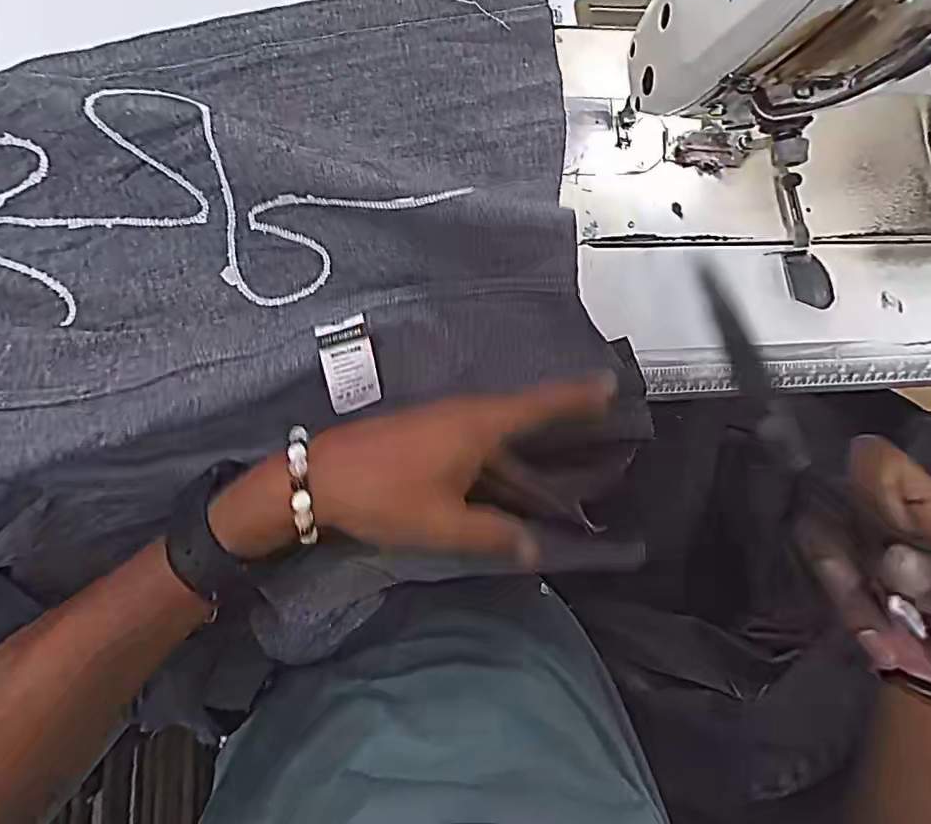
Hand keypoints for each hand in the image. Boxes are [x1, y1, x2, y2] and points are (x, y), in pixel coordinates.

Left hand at [209, 374, 615, 562]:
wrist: (321, 478)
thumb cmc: (385, 493)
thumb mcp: (443, 523)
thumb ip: (494, 535)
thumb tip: (534, 547)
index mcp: (479, 424)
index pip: (540, 404)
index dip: (577, 396)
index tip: (609, 384)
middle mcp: (466, 416)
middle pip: (524, 427)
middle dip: (558, 444)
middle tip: (596, 457)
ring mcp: (445, 426)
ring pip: (499, 448)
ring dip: (526, 471)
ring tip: (560, 501)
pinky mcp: (428, 439)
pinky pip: (477, 453)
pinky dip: (498, 474)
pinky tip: (507, 500)